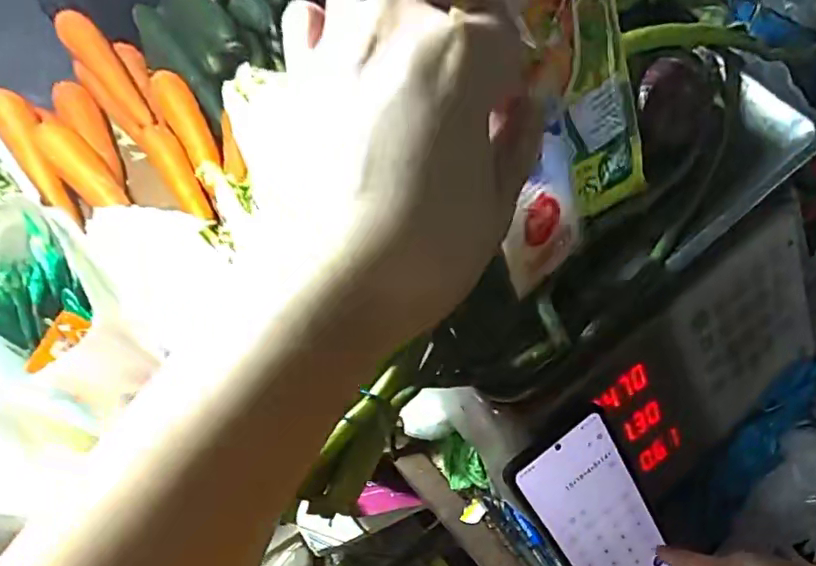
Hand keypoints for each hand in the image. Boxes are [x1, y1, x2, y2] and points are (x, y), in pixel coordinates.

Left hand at [265, 0, 539, 346]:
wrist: (336, 287)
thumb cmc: (429, 256)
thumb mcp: (496, 210)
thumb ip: (517, 145)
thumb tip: (524, 109)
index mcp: (458, 53)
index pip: (504, 33)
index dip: (511, 73)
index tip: (508, 106)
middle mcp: (393, 21)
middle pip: (436, 0)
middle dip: (456, 32)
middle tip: (456, 81)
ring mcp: (335, 43)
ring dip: (393, 23)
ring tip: (399, 69)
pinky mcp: (291, 78)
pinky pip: (312, 22)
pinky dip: (331, 36)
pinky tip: (343, 74)